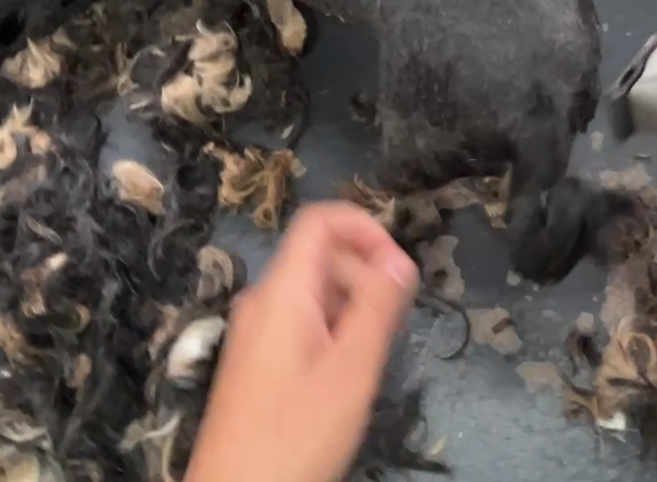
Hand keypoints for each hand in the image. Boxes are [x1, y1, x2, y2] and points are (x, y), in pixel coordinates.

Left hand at [185, 201, 418, 481]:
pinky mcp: (257, 360)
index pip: (320, 220)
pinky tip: (347, 372)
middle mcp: (264, 299)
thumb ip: (378, 306)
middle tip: (395, 321)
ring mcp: (256, 330)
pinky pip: (302, 319)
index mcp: (282, 290)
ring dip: (354, 305)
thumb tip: (400, 257)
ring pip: (315, 290)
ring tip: (374, 352)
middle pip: (322, 255)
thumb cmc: (294, 436)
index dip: (364, 227)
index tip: (398, 266)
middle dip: (366, 273)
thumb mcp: (350, 370)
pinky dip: (334, 328)